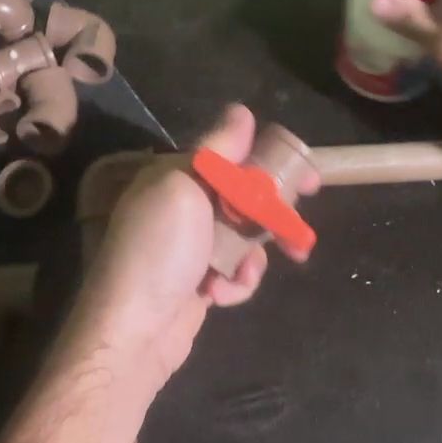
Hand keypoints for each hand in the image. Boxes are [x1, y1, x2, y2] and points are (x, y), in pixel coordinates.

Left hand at [67, 104, 317, 390]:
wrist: (132, 332)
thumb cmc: (159, 252)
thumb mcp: (185, 188)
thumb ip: (217, 150)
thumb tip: (241, 110)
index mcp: (176, 175)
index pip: (233, 155)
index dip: (272, 162)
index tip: (310, 178)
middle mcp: (183, 205)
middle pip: (246, 199)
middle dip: (273, 217)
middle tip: (298, 235)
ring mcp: (190, 246)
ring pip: (246, 238)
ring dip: (252, 256)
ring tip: (242, 275)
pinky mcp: (198, 281)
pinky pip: (235, 271)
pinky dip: (236, 283)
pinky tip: (220, 295)